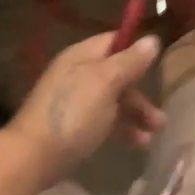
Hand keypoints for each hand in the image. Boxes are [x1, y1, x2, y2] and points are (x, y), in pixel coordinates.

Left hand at [8, 32, 164, 180]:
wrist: (34, 155)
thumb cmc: (72, 113)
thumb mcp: (105, 83)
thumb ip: (129, 62)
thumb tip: (152, 39)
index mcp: (81, 56)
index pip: (113, 41)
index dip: (136, 49)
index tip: (160, 62)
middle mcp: (78, 74)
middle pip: (117, 74)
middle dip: (141, 91)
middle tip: (161, 115)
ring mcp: (75, 101)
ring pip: (114, 100)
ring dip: (137, 113)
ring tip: (156, 132)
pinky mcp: (75, 125)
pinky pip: (105, 121)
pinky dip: (123, 129)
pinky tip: (139, 144)